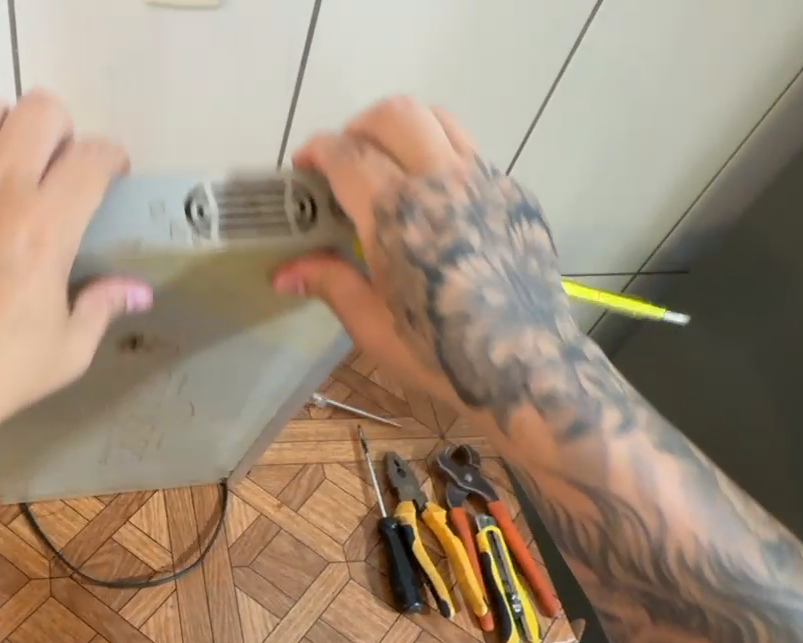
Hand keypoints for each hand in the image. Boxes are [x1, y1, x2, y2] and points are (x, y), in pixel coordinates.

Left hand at [0, 92, 151, 433]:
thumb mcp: (68, 351)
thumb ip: (104, 306)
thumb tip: (139, 290)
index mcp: (44, 230)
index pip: (91, 158)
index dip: (112, 160)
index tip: (112, 177)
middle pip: (40, 112)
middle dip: (63, 134)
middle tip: (60, 173)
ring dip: (10, 134)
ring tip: (12, 174)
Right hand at [272, 98, 584, 422]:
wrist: (521, 366)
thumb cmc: (435, 353)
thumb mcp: (370, 324)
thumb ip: (329, 282)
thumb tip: (281, 273)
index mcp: (396, 215)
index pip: (348, 156)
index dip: (318, 152)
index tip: (303, 166)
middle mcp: (441, 181)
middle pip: (394, 115)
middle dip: (358, 128)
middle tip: (343, 160)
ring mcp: (485, 181)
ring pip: (437, 119)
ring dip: (401, 130)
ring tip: (386, 165)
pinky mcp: (513, 192)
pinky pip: (469, 151)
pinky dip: (438, 156)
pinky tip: (431, 200)